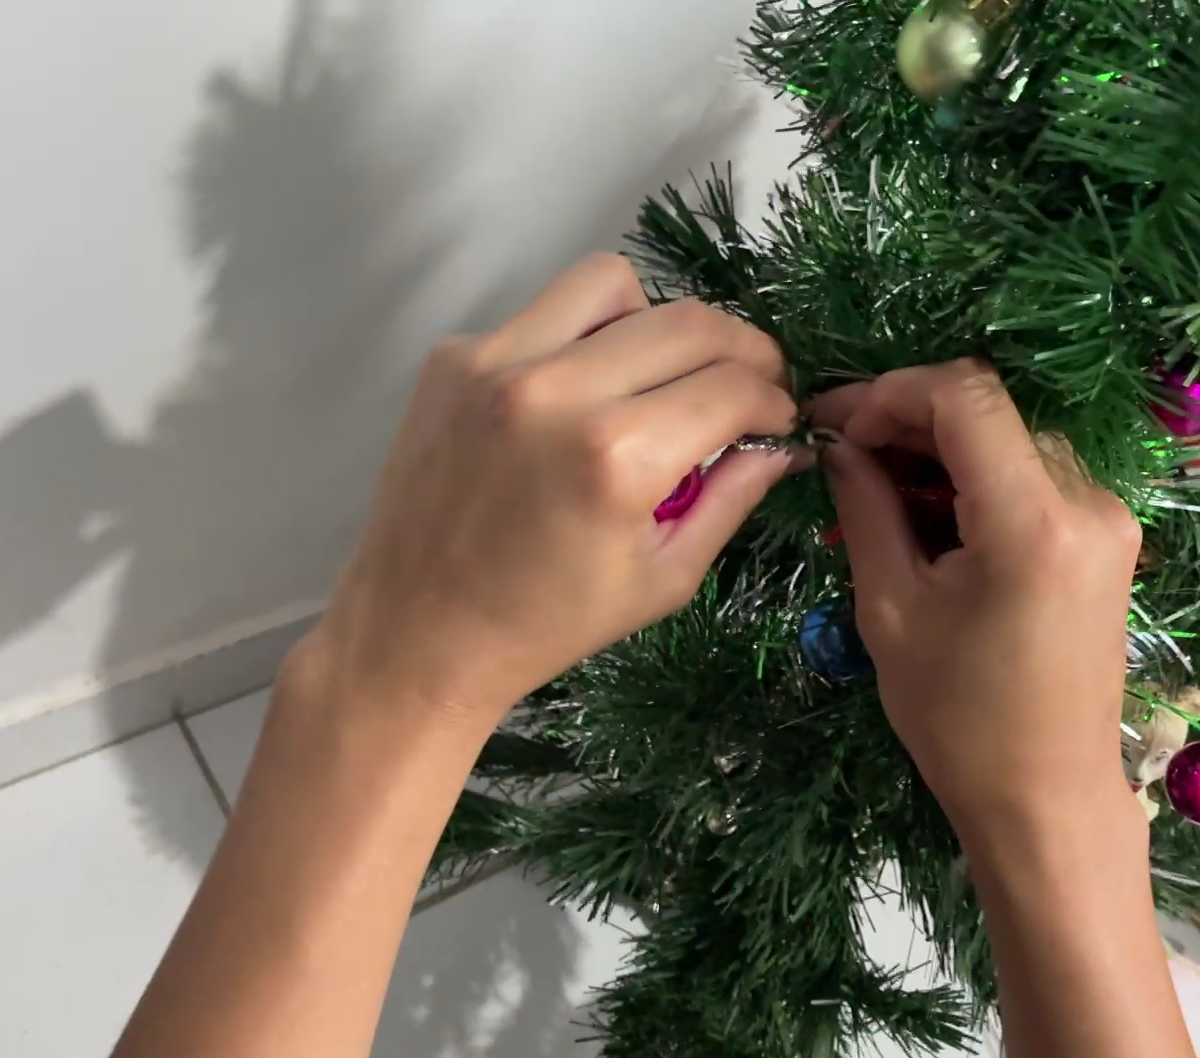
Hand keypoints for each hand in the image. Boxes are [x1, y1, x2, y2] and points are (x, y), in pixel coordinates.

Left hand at [303, 254, 795, 732]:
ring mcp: (496, 362)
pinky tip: (583, 394)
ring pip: (614, 285)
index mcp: (618, 459)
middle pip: (691, 322)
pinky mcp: (454, 356)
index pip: (732, 388)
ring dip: (660, 325)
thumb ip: (732, 499)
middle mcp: (557, 391)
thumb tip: (779, 444)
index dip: (774, 401)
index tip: (777, 420)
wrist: (421, 630)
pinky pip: (548, 312)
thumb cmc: (552, 623)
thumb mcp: (665, 579)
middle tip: (751, 385)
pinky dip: (586, 338)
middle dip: (746, 350)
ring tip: (660, 377)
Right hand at [812, 360, 1143, 842]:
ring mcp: (1107, 518)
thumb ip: (865, 509)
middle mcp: (1088, 501)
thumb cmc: (958, 720)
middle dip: (906, 421)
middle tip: (843, 457)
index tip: (838, 426)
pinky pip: (1030, 476)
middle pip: (987, 412)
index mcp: (1034, 522)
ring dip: (937, 451)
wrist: (1046, 799)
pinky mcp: (1105, 538)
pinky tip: (928, 515)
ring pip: (1007, 439)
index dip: (890, 392)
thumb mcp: (891, 610)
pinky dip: (973, 480)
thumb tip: (838, 445)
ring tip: (877, 492)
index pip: (965, 396)